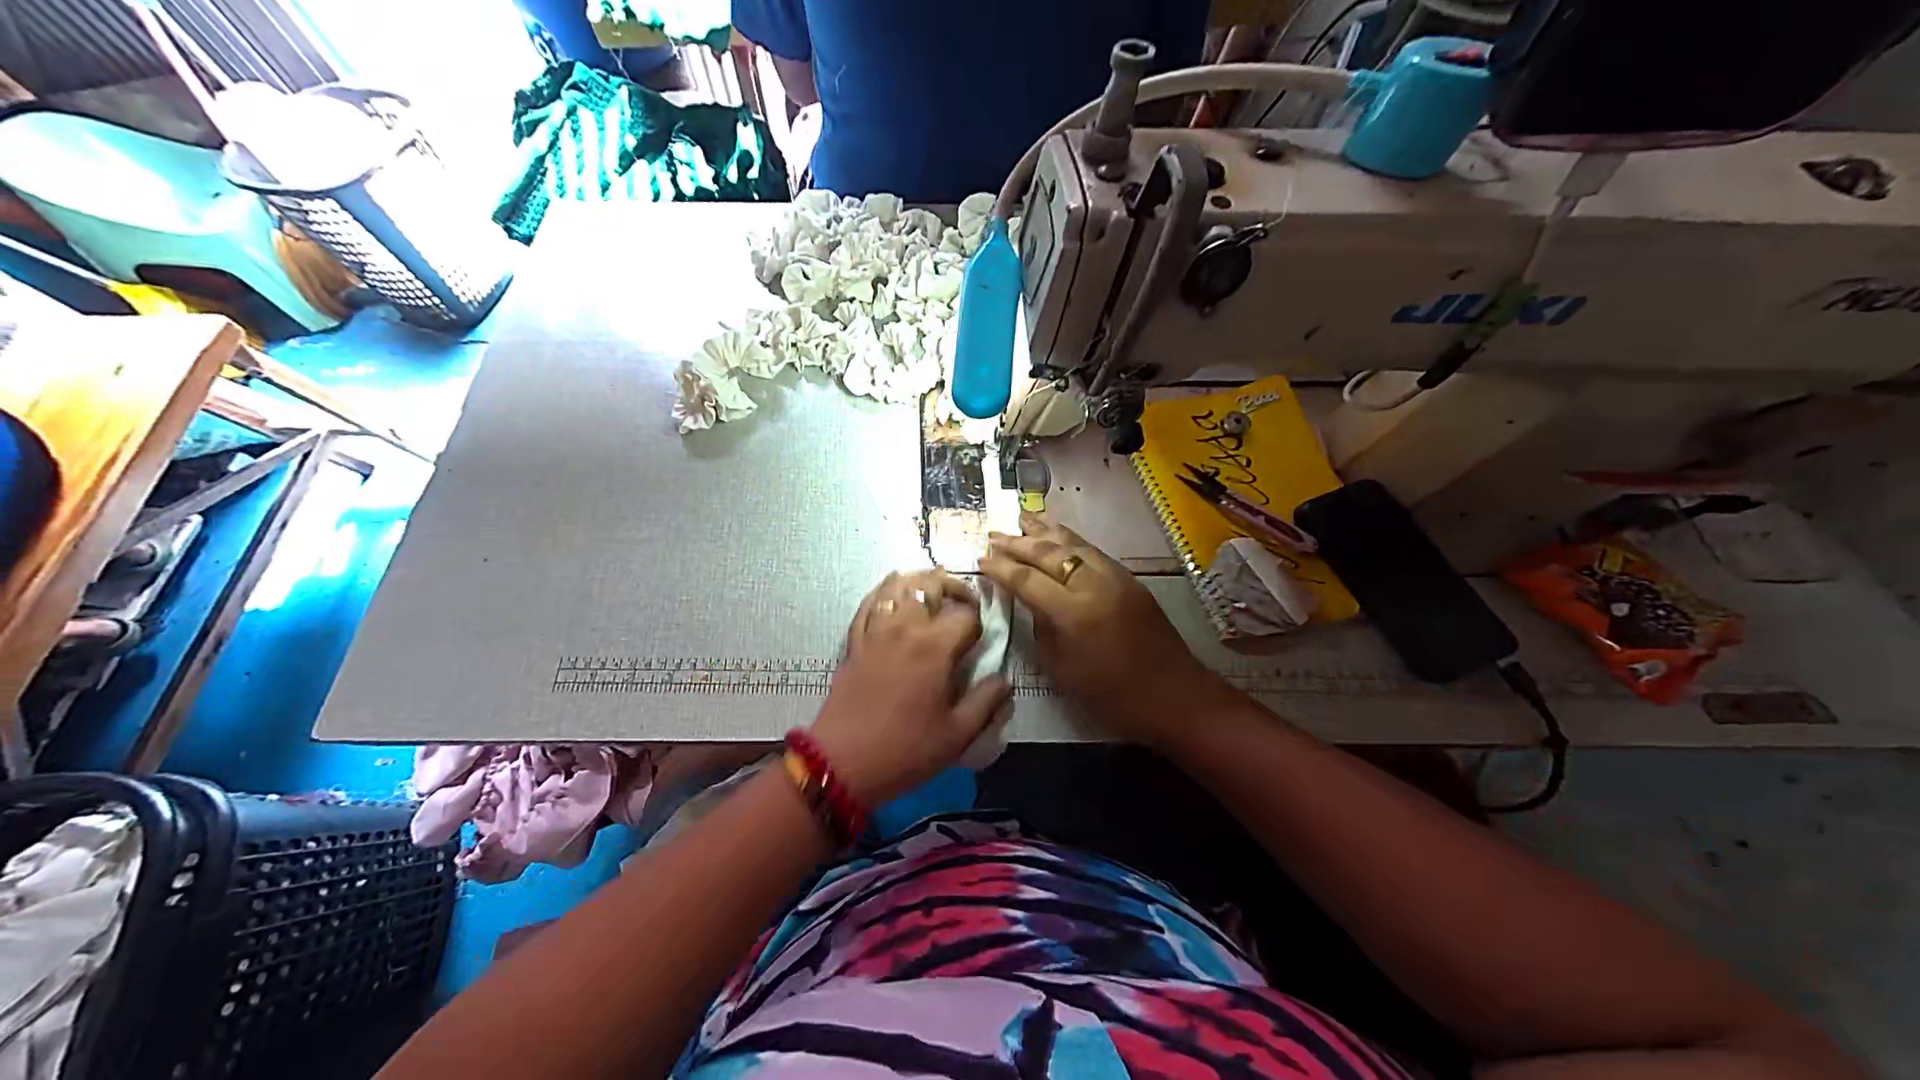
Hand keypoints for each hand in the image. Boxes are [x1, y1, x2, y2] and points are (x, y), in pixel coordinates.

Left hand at [808, 570, 1010, 805]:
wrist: (842, 763)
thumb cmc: (905, 750)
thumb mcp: (958, 734)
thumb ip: (986, 702)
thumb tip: (1004, 679)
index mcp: (935, 647)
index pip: (966, 614)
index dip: (979, 621)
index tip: (981, 637)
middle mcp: (904, 628)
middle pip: (929, 585)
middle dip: (952, 586)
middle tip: (963, 601)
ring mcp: (875, 633)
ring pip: (895, 587)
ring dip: (917, 582)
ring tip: (931, 591)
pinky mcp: (854, 644)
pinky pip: (867, 605)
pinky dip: (882, 593)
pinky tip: (890, 594)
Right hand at [981, 512, 1224, 746]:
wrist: (1172, 695)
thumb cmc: (1110, 694)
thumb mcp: (1061, 667)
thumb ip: (1041, 625)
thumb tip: (1029, 599)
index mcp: (1073, 612)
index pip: (1027, 579)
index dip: (1001, 568)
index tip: (980, 559)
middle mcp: (1093, 584)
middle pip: (1049, 553)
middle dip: (1018, 543)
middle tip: (993, 535)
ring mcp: (1115, 577)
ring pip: (1074, 543)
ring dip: (1045, 531)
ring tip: (1022, 518)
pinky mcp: (1129, 578)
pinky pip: (1092, 550)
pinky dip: (1070, 539)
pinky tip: (1058, 534)